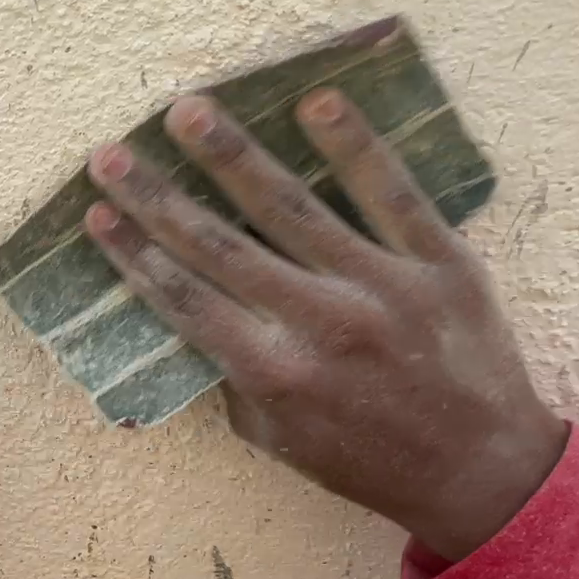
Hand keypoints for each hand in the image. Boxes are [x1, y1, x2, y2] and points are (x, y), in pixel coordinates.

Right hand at [83, 90, 566, 560]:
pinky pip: (393, 195)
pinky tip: (317, 104)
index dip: (132, 254)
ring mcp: (383, 287)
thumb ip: (227, 374)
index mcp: (271, 371)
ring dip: (231, 156)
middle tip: (111, 155)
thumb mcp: (269, 435)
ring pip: (291, 208)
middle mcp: (318, 322)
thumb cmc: (357, 459)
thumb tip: (190, 315)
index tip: (96, 214)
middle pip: (219, 246)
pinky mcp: (443, 264)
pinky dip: (354, 149)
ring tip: (188, 111)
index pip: (183, 298)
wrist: (482, 474)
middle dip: (156, 197)